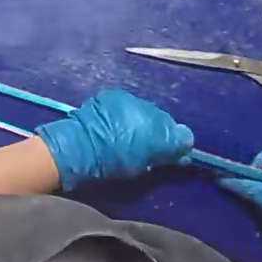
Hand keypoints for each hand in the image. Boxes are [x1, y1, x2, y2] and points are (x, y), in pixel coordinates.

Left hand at [36, 89, 192, 189]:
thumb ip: (164, 157)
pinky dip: (125, 113)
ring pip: (145, 110)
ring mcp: (131, 100)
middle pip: (162, 119)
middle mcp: (150, 109)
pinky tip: (116, 123)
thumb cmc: (111, 164)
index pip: (179, 134)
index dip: (175, 143)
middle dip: (158, 130)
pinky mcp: (114, 95)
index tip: (172, 152)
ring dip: (141, 120)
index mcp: (160, 129)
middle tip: (149, 143)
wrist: (78, 147)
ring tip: (130, 133)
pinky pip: (127, 104)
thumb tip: (183, 152)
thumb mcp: (143, 166)